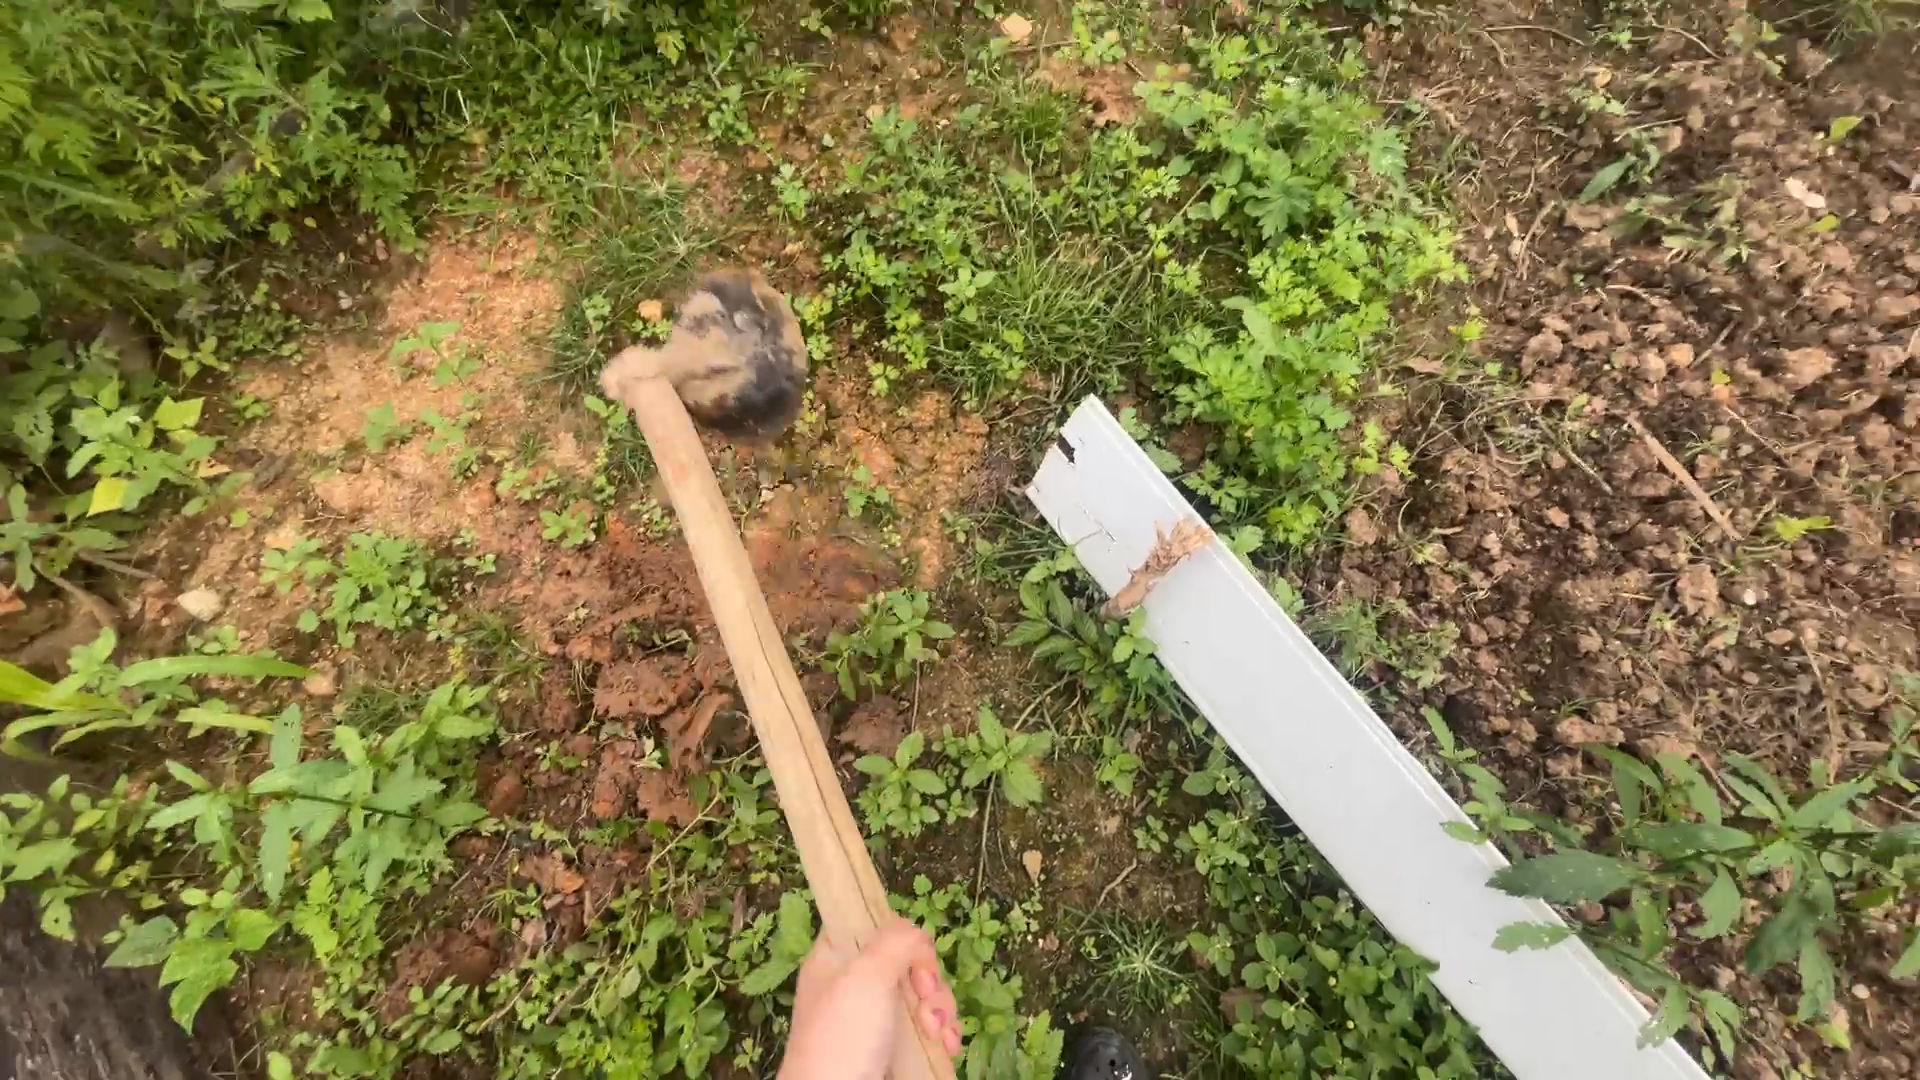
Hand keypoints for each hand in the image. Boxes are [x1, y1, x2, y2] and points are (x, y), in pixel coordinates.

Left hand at [777, 917, 962, 1079]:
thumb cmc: (843, 1037)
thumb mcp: (864, 975)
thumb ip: (896, 941)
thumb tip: (918, 935)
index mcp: (836, 959)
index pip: (869, 923)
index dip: (896, 930)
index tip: (911, 947)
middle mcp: (857, 986)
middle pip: (906, 957)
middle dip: (928, 975)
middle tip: (924, 994)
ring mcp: (879, 1020)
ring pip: (924, 992)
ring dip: (940, 1006)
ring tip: (936, 1031)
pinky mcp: (898, 1050)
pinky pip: (931, 1026)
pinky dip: (945, 1031)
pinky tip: (948, 1044)